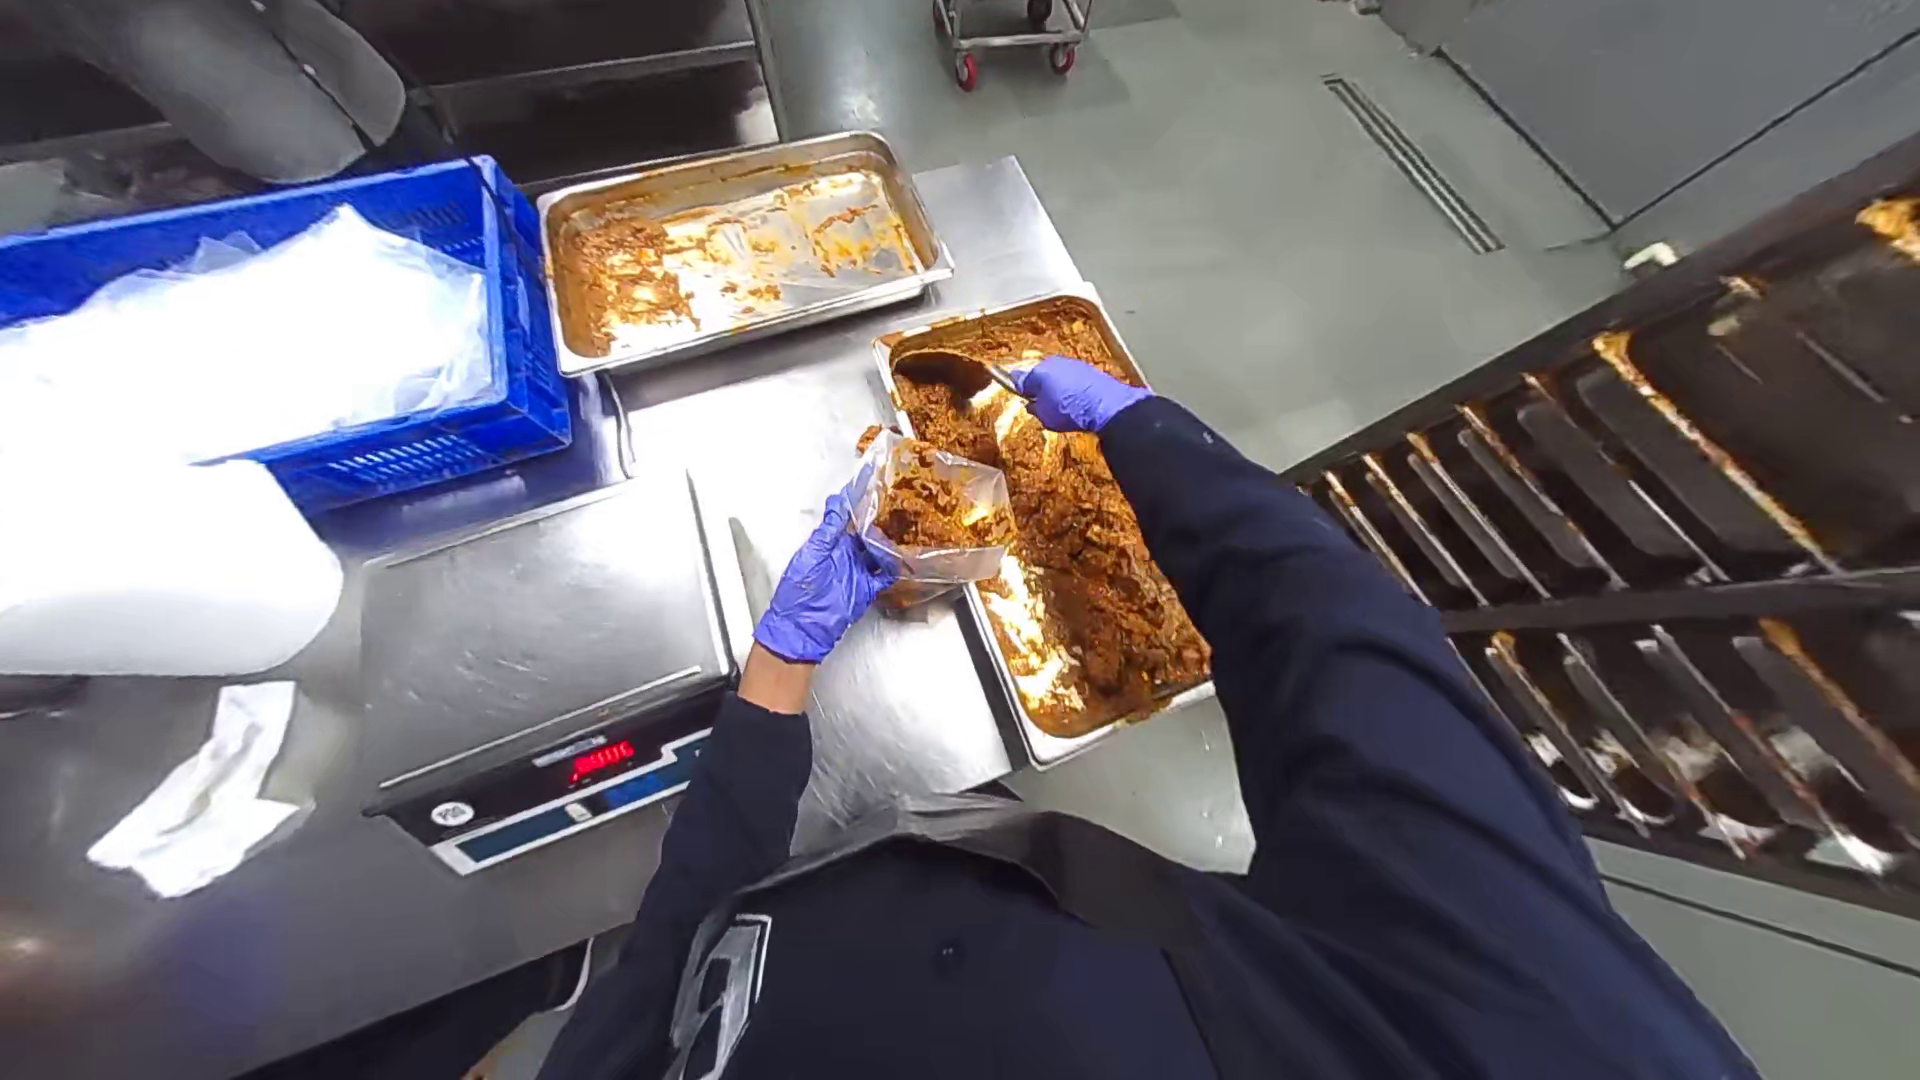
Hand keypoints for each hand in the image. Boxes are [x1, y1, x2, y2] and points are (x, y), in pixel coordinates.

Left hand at [753, 493, 896, 664]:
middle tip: (898, 498)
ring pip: (880, 549)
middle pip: (869, 530)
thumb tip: (837, 500)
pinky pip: (886, 574)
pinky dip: (896, 565)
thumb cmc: (799, 592)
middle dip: (882, 515)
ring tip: (906, 524)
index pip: (849, 514)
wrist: (801, 629)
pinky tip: (905, 557)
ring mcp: (858, 570)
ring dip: (891, 539)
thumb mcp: (813, 554)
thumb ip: (829, 529)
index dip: (859, 497)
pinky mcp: (867, 588)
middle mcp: (847, 553)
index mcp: (831, 542)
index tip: (870, 478)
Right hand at [1011, 355, 1151, 433]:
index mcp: (1038, 372)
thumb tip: (1030, 402)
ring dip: (1057, 390)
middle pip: (1041, 376)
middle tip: (1042, 408)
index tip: (1018, 394)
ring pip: (1058, 377)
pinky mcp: (1089, 371)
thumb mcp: (1044, 415)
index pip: (1021, 378)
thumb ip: (1033, 406)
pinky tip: (1077, 405)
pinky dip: (1072, 390)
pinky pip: (1073, 381)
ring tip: (1062, 409)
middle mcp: (1055, 363)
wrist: (1105, 406)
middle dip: (1040, 390)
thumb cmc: (1070, 410)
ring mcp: (1073, 365)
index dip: (1018, 388)